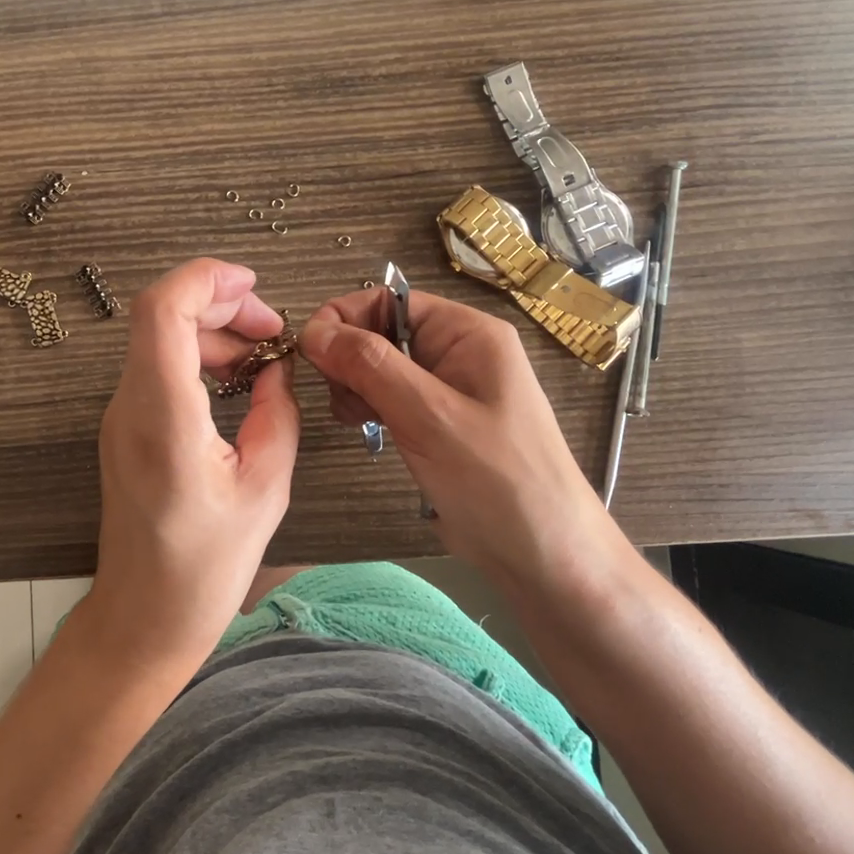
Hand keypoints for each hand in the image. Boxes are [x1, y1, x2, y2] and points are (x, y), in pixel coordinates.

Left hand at [83, 259, 301, 666]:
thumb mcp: (264, 488)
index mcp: (163, 419)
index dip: (205, 279)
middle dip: (222, 305)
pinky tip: (235, 381)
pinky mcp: (124, 427)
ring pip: (158, 339)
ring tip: (264, 358)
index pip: (161, 311)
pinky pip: (157, 369)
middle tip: (274, 333)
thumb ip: (274, 413)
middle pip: (161, 316)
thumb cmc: (205, 568)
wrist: (142, 615)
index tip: (255, 285)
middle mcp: (129, 406)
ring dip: (212, 332)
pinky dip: (197, 358)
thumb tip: (275, 367)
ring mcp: (120, 416)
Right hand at [298, 288, 623, 589]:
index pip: (388, 300)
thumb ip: (369, 366)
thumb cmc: (495, 478)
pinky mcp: (435, 422)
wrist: (542, 553)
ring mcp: (445, 389)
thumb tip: (311, 331)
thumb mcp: (428, 415)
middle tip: (341, 398)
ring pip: (376, 366)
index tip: (312, 356)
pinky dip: (366, 407)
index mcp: (466, 333)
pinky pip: (387, 397)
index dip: (344, 320)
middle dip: (347, 358)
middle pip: (378, 331)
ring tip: (354, 420)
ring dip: (353, 386)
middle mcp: (455, 352)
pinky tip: (363, 428)